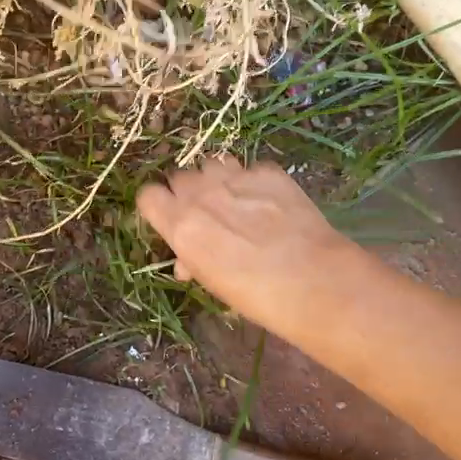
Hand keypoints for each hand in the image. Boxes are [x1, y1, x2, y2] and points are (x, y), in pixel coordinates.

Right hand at [136, 159, 378, 339]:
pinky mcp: (267, 171)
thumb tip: (186, 260)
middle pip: (180, 177)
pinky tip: (269, 203)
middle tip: (207, 214)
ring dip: (217, 180)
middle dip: (188, 192)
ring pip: (212, 164)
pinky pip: (249, 169)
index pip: (148, 195)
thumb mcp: (212, 283)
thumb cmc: (255, 294)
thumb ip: (192, 260)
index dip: (158, 205)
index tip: (169, 217)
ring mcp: (235, 177)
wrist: (312, 279)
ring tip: (235, 201)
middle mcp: (201, 194)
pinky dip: (253, 182)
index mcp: (180, 224)